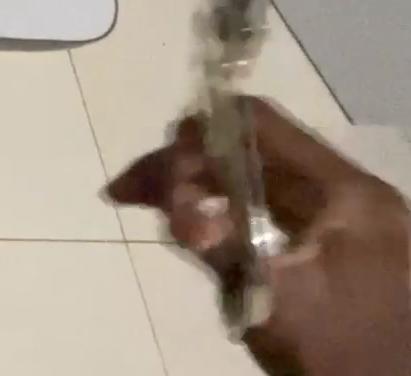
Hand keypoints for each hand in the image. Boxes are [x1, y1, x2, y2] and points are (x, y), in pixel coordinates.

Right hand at [107, 97, 410, 374]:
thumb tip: (173, 212)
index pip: (254, 122)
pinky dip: (205, 203)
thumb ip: (219, 245)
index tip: (158, 166)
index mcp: (345, 193)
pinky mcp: (319, 235)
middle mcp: (340, 191)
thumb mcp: (276, 298)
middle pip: (236, 148)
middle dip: (175, 165)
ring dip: (181, 183)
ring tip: (132, 201)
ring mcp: (332, 213)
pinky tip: (175, 223)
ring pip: (235, 172)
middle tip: (126, 191)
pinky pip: (249, 199)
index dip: (198, 130)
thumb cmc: (345, 350)